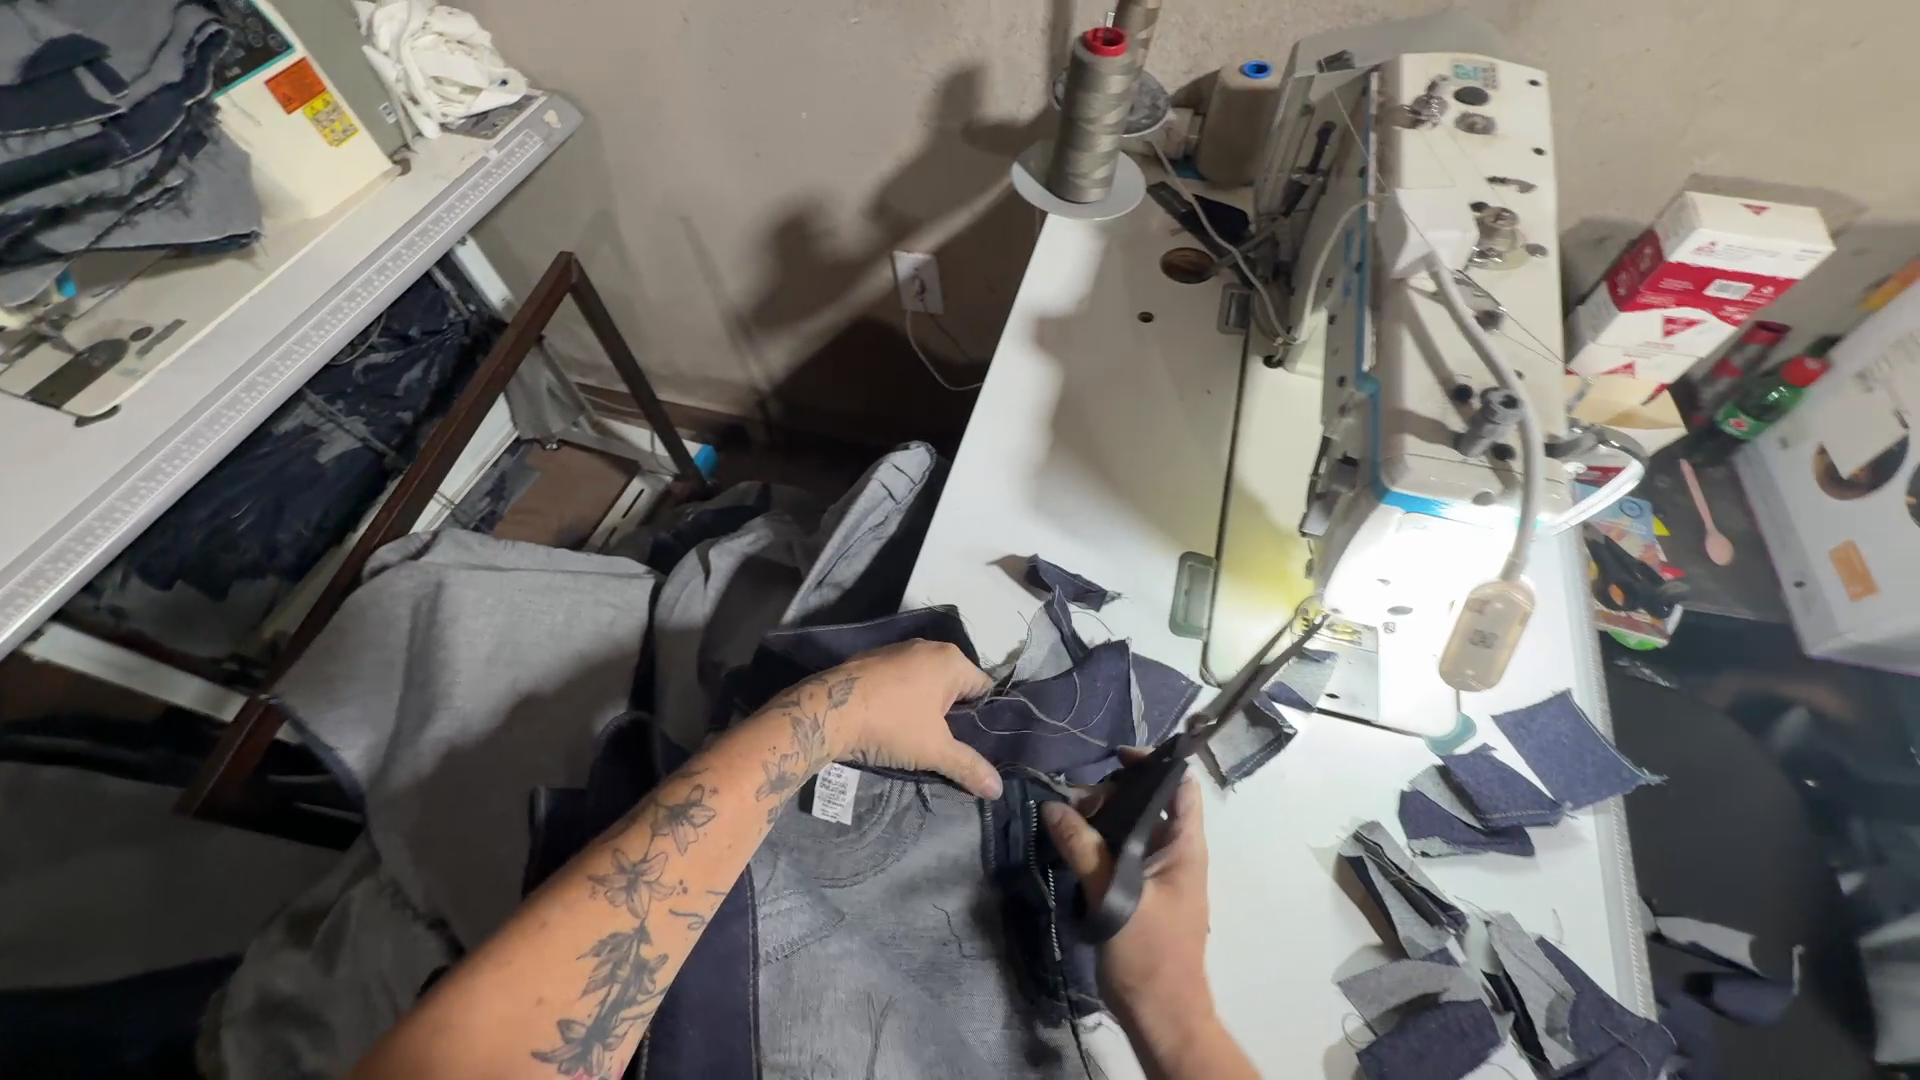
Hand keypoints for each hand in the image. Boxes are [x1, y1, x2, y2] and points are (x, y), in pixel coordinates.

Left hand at [775, 639, 1001, 797]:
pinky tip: (893, 722)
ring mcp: (898, 650)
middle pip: (955, 685)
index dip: (983, 718)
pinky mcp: (872, 660)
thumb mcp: (935, 750)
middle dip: (954, 715)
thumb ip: (969, 767)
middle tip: (951, 745)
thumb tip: (998, 790)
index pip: (984, 689)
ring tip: (922, 738)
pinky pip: (901, 680)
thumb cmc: (890, 725)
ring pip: (927, 683)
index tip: (977, 744)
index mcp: (951, 660)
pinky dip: (903, 699)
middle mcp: (928, 647)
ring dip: (927, 707)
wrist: (828, 712)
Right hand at [1043, 759, 1217, 1058]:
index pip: (1182, 787)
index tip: (1116, 757)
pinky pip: (1118, 853)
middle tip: (1072, 800)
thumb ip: (1083, 848)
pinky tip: (1068, 845)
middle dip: (1110, 794)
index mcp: (1184, 848)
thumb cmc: (1150, 954)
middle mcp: (1173, 853)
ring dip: (1098, 820)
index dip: (1156, 763)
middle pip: (1147, 804)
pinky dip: (1096, 844)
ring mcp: (1156, 873)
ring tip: (1063, 821)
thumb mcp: (1114, 896)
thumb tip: (1053, 807)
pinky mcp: (1137, 892)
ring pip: (1128, 829)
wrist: (1161, 1017)